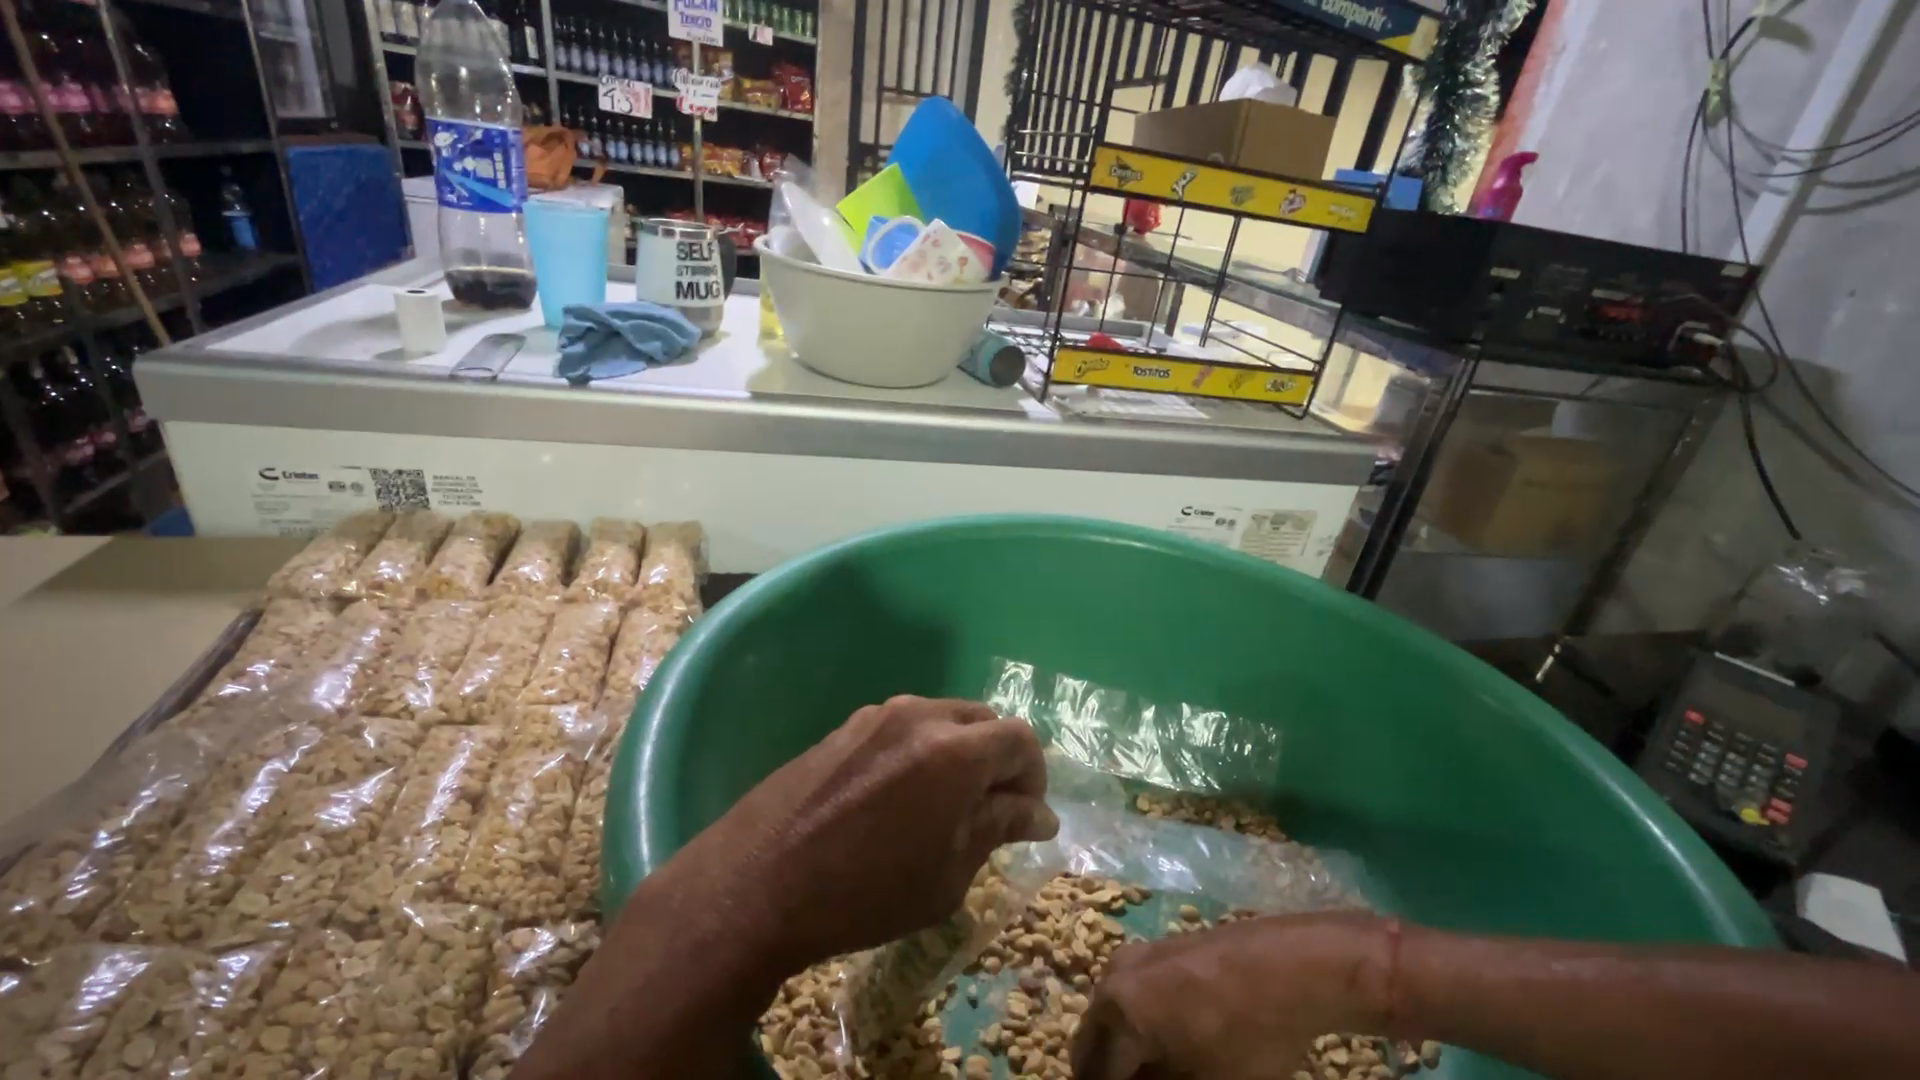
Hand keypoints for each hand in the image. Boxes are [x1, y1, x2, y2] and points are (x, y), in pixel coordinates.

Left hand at [664, 695, 1058, 970]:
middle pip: (984, 720)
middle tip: (990, 812)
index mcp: (955, 751)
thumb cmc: (865, 893)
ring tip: (943, 808)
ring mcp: (876, 716)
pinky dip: (921, 753)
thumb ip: (998, 828)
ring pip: (941, 720)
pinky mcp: (843, 727)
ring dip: (959, 754)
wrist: (756, 885)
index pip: (1021, 740)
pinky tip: (899, 800)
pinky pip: (902, 728)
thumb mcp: (948, 874)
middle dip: (999, 761)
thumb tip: (1039, 813)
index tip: (1025, 817)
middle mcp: (919, 716)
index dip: (1035, 777)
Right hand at [1071, 912, 1394, 1079]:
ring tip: (1153, 1075)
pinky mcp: (1158, 949)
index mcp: (1115, 1011)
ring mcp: (1135, 956)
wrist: (1293, 965)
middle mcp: (1113, 977)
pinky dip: (1136, 1025)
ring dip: (1121, 1051)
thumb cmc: (1249, 1034)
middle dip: (1107, 1073)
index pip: (1096, 1074)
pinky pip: (1129, 995)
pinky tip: (1166, 1047)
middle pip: (1092, 1042)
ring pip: (1110, 1017)